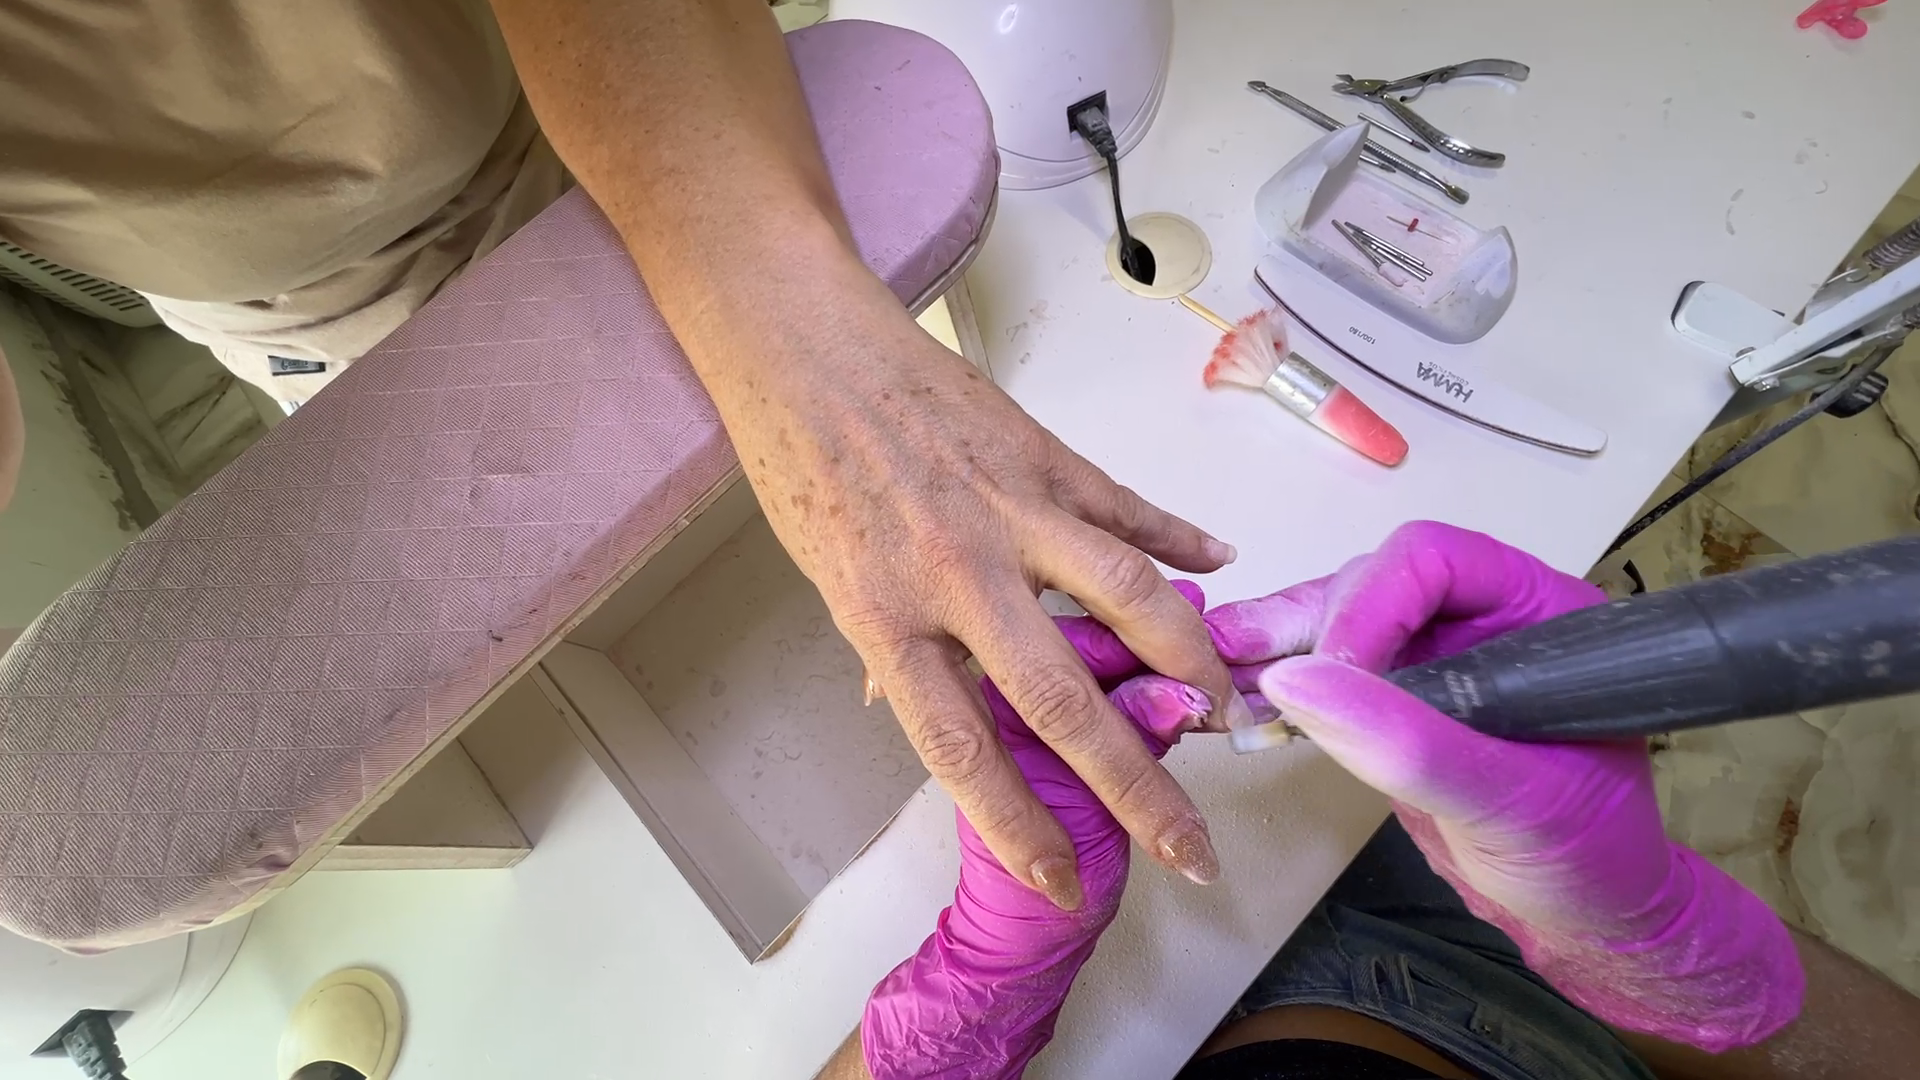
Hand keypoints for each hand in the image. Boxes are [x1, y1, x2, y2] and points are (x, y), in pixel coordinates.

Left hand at [496, 0, 1238, 909]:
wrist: (804, 351)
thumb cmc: (802, 468)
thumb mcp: (827, 578)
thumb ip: (895, 647)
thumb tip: (941, 708)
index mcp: (889, 617)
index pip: (964, 752)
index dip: (1020, 829)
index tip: (1065, 883)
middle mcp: (959, 574)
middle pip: (1065, 698)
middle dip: (1139, 784)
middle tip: (1195, 844)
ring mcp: (1011, 508)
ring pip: (1129, 593)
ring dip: (1190, 658)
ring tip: (1223, 703)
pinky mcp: (1042, 452)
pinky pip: (1124, 505)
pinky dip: (1178, 534)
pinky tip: (1220, 559)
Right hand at [1204, 521, 1803, 1051]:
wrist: (1569, 912)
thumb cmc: (1577, 857)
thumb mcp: (1507, 803)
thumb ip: (1405, 742)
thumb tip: (1288, 682)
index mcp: (1527, 611)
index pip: (1430, 561)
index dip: (1369, 603)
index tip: (1329, 672)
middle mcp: (1466, 615)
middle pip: (1363, 583)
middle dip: (1299, 621)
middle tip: (1234, 653)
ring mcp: (1419, 650)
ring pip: (1326, 618)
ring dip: (1269, 644)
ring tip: (1217, 666)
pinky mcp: (1380, 688)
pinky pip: (1312, 665)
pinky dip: (1269, 679)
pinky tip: (1234, 698)